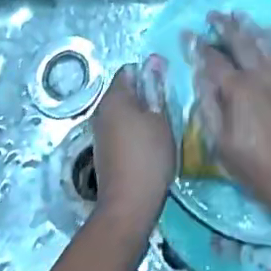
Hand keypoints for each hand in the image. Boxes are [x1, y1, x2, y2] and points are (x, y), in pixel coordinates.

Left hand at [89, 54, 174, 234]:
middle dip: (146, 94)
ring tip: (164, 125)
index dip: (149, 72)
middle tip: (169, 105)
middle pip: (125, 92)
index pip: (129, 70)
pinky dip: (135, 131)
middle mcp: (102, 111)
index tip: (167, 83)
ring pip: (124, 112)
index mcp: (114, 98)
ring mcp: (101, 133)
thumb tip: (154, 64)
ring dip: (142, 114)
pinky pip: (121, 130)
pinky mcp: (105, 151)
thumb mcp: (161, 119)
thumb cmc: (148, 156)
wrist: (128, 206)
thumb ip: (157, 90)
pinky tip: (152, 143)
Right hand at [193, 11, 270, 212]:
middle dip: (224, 25)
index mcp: (237, 89)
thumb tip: (200, 76)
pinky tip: (270, 31)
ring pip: (262, 42)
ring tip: (238, 14)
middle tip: (212, 14)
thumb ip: (208, 106)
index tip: (187, 33)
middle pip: (239, 42)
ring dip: (248, 26)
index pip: (212, 60)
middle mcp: (258, 75)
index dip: (198, 46)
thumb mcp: (221, 143)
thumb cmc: (256, 166)